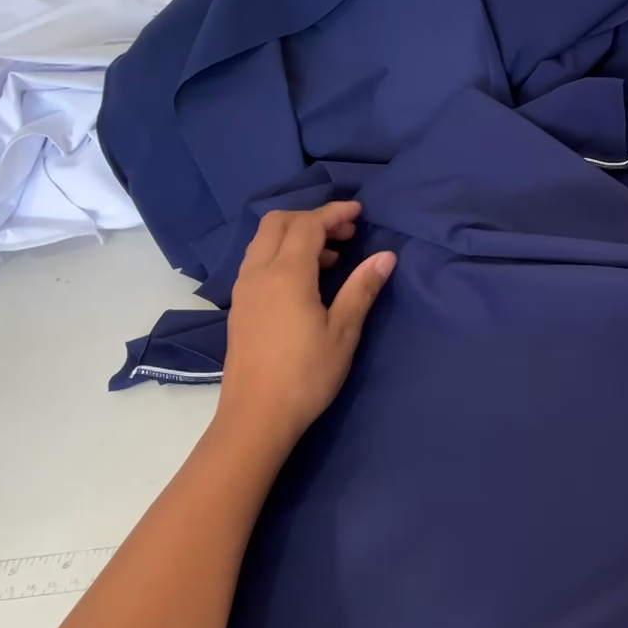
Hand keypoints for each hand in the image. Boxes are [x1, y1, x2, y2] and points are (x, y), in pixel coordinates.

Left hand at [218, 202, 396, 444]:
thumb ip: (362, 288)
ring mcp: (244, 289)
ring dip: (296, 235)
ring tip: (332, 256)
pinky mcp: (241, 305)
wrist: (257, 415)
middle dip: (312, 217)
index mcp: (286, 275)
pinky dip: (283, 253)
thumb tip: (386, 256)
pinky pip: (258, 260)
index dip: (334, 213)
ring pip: (264, 240)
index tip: (360, 212)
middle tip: (347, 232)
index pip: (308, 225)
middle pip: (278, 223)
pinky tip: (307, 279)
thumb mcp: (344, 332)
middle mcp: (258, 273)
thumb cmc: (307, 374)